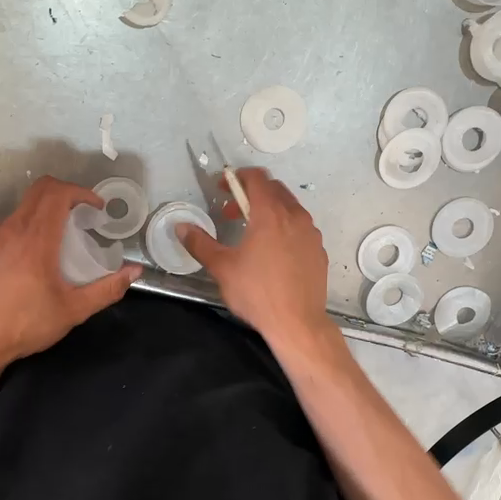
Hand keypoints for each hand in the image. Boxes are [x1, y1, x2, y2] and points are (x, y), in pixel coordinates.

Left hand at [0, 176, 141, 370]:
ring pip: (22, 210)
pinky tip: (32, 260)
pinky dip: (26, 231)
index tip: (95, 208)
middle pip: (39, 192)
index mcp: (35, 238)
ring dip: (45, 215)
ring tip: (60, 241)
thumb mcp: (73, 310)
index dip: (80, 192)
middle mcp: (11, 230)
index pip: (57, 193)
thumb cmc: (26, 325)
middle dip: (64, 195)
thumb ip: (107, 289)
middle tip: (81, 216)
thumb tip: (135, 273)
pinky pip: (8, 228)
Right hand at [179, 168, 333, 350]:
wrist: (297, 323)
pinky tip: (273, 252)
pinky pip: (301, 228)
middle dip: (251, 194)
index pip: (257, 178)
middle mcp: (295, 217)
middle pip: (275, 189)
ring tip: (252, 233)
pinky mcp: (319, 250)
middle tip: (232, 212)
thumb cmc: (257, 293)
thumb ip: (200, 243)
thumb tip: (181, 227)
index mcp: (270, 214)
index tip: (223, 187)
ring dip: (269, 210)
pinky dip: (285, 228)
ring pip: (290, 208)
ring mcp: (311, 233)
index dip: (238, 177)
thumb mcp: (222, 268)